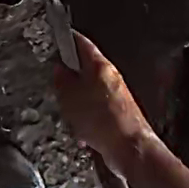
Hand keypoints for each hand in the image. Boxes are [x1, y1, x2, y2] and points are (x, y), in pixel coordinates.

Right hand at [53, 33, 157, 175]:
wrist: (130, 149)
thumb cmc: (105, 121)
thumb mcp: (70, 98)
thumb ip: (62, 81)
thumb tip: (58, 70)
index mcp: (100, 66)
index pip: (82, 43)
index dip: (68, 39)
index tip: (59, 38)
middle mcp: (111, 77)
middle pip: (85, 69)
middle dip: (70, 80)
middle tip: (58, 88)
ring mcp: (116, 95)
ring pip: (90, 92)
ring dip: (78, 104)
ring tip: (72, 117)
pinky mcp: (119, 114)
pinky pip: (97, 111)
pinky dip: (88, 119)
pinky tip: (84, 133)